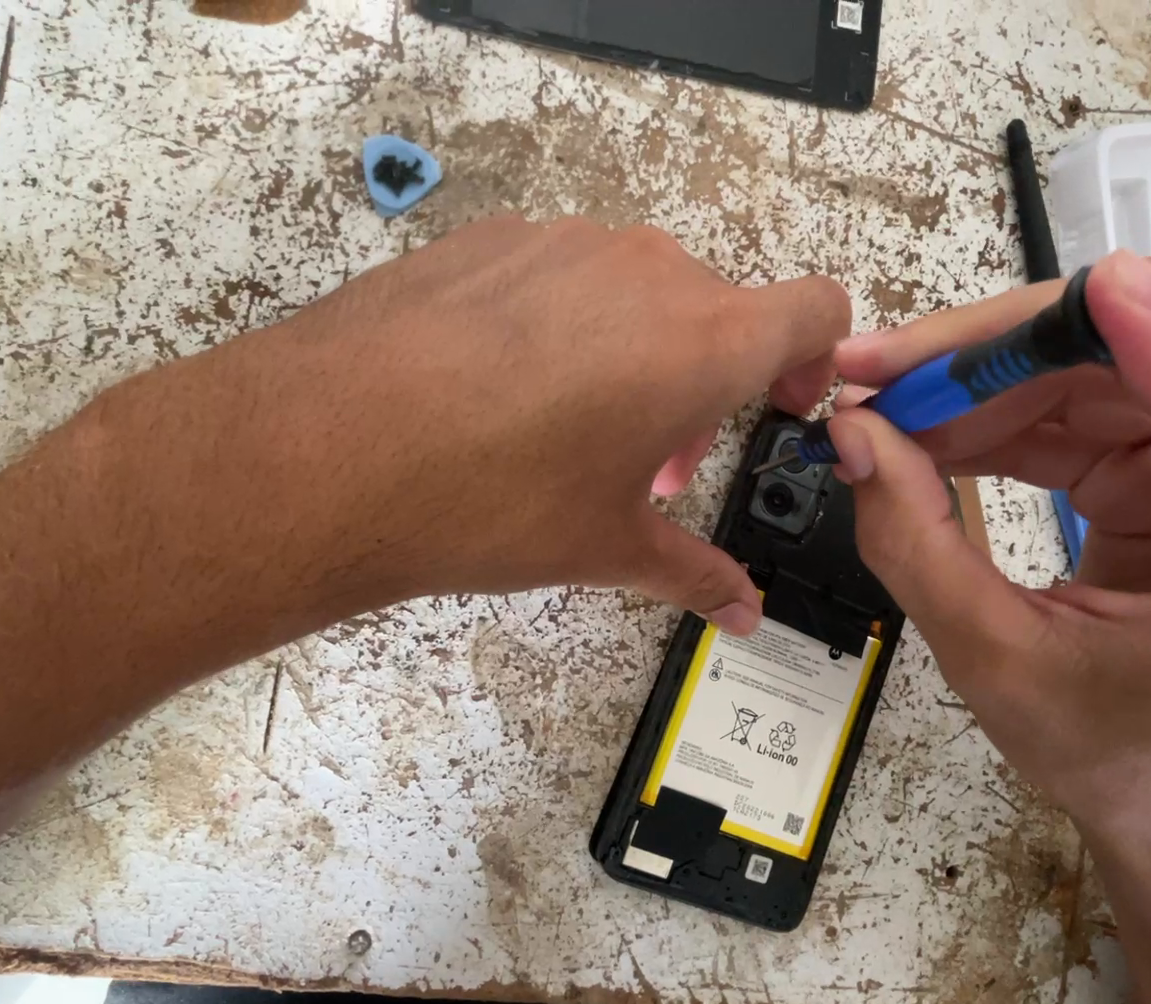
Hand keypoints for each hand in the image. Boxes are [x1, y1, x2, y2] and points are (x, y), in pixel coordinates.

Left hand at [73, 216, 847, 661]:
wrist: (334, 448)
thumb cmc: (496, 503)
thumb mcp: (608, 546)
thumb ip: (693, 573)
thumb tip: (745, 616)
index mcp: (702, 340)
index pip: (816, 311)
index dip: (813, 360)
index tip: (775, 409)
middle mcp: (647, 271)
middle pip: (720, 310)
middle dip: (707, 383)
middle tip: (653, 460)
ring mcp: (564, 242)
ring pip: (638, 291)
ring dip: (636, 354)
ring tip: (572, 429)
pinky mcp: (491, 239)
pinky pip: (562, 274)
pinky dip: (565, 323)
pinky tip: (500, 387)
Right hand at [827, 250, 1150, 828]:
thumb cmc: (1113, 756)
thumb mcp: (995, 667)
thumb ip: (917, 547)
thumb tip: (853, 430)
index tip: (1106, 315)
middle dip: (1029, 342)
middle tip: (887, 373)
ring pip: (1124, 350)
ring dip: (989, 365)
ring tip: (878, 402)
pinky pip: (1084, 389)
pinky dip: (992, 398)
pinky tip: (918, 424)